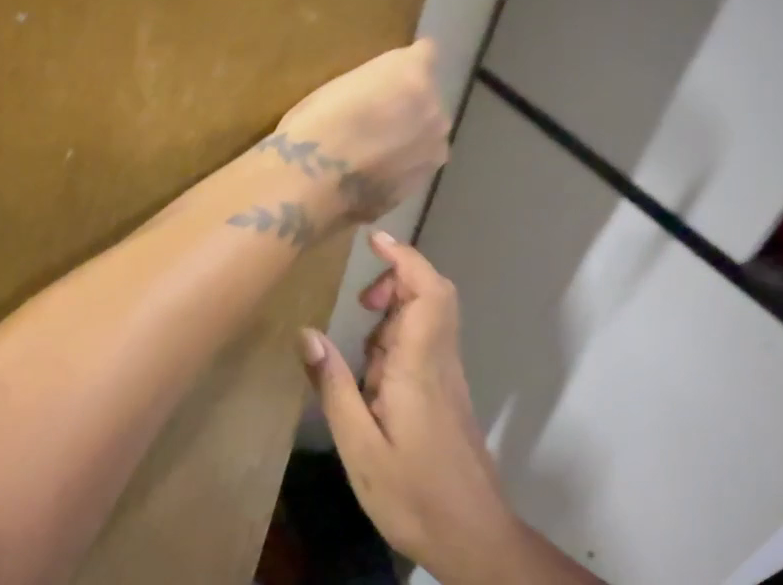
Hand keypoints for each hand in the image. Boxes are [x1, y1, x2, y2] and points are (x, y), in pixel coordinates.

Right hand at [276, 39, 449, 224]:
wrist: (314, 180)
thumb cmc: (315, 121)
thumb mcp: (340, 85)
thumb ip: (373, 85)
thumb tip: (381, 93)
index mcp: (410, 72)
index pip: (426, 52)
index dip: (409, 62)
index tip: (392, 73)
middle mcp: (433, 106)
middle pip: (427, 98)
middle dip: (408, 105)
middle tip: (374, 118)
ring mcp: (433, 148)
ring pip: (426, 133)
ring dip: (409, 137)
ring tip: (372, 150)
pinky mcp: (424, 181)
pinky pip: (417, 163)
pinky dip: (401, 165)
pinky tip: (372, 172)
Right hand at [300, 231, 525, 584]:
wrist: (476, 541)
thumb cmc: (414, 495)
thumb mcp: (359, 446)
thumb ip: (334, 386)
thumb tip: (306, 333)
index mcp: (419, 368)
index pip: (427, 292)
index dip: (405, 258)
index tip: (374, 241)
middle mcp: (440, 364)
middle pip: (433, 297)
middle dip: (396, 280)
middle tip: (360, 302)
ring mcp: (448, 381)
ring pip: (428, 322)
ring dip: (393, 317)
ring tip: (358, 355)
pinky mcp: (447, 398)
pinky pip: (425, 348)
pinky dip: (397, 344)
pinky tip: (372, 383)